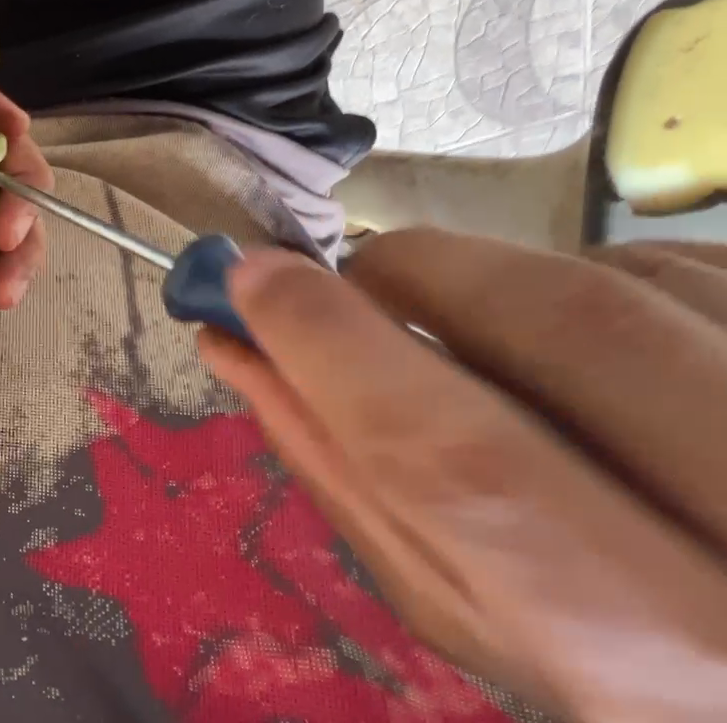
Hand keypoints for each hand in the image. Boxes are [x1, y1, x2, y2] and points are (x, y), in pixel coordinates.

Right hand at [203, 230, 726, 720]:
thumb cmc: (599, 650)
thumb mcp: (456, 601)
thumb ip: (339, 469)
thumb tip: (236, 342)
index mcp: (649, 653)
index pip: (456, 455)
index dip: (331, 343)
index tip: (253, 278)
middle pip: (572, 324)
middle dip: (419, 271)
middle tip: (363, 278)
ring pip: (638, 280)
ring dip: (515, 282)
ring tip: (503, 345)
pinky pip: (696, 264)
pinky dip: (618, 278)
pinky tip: (615, 349)